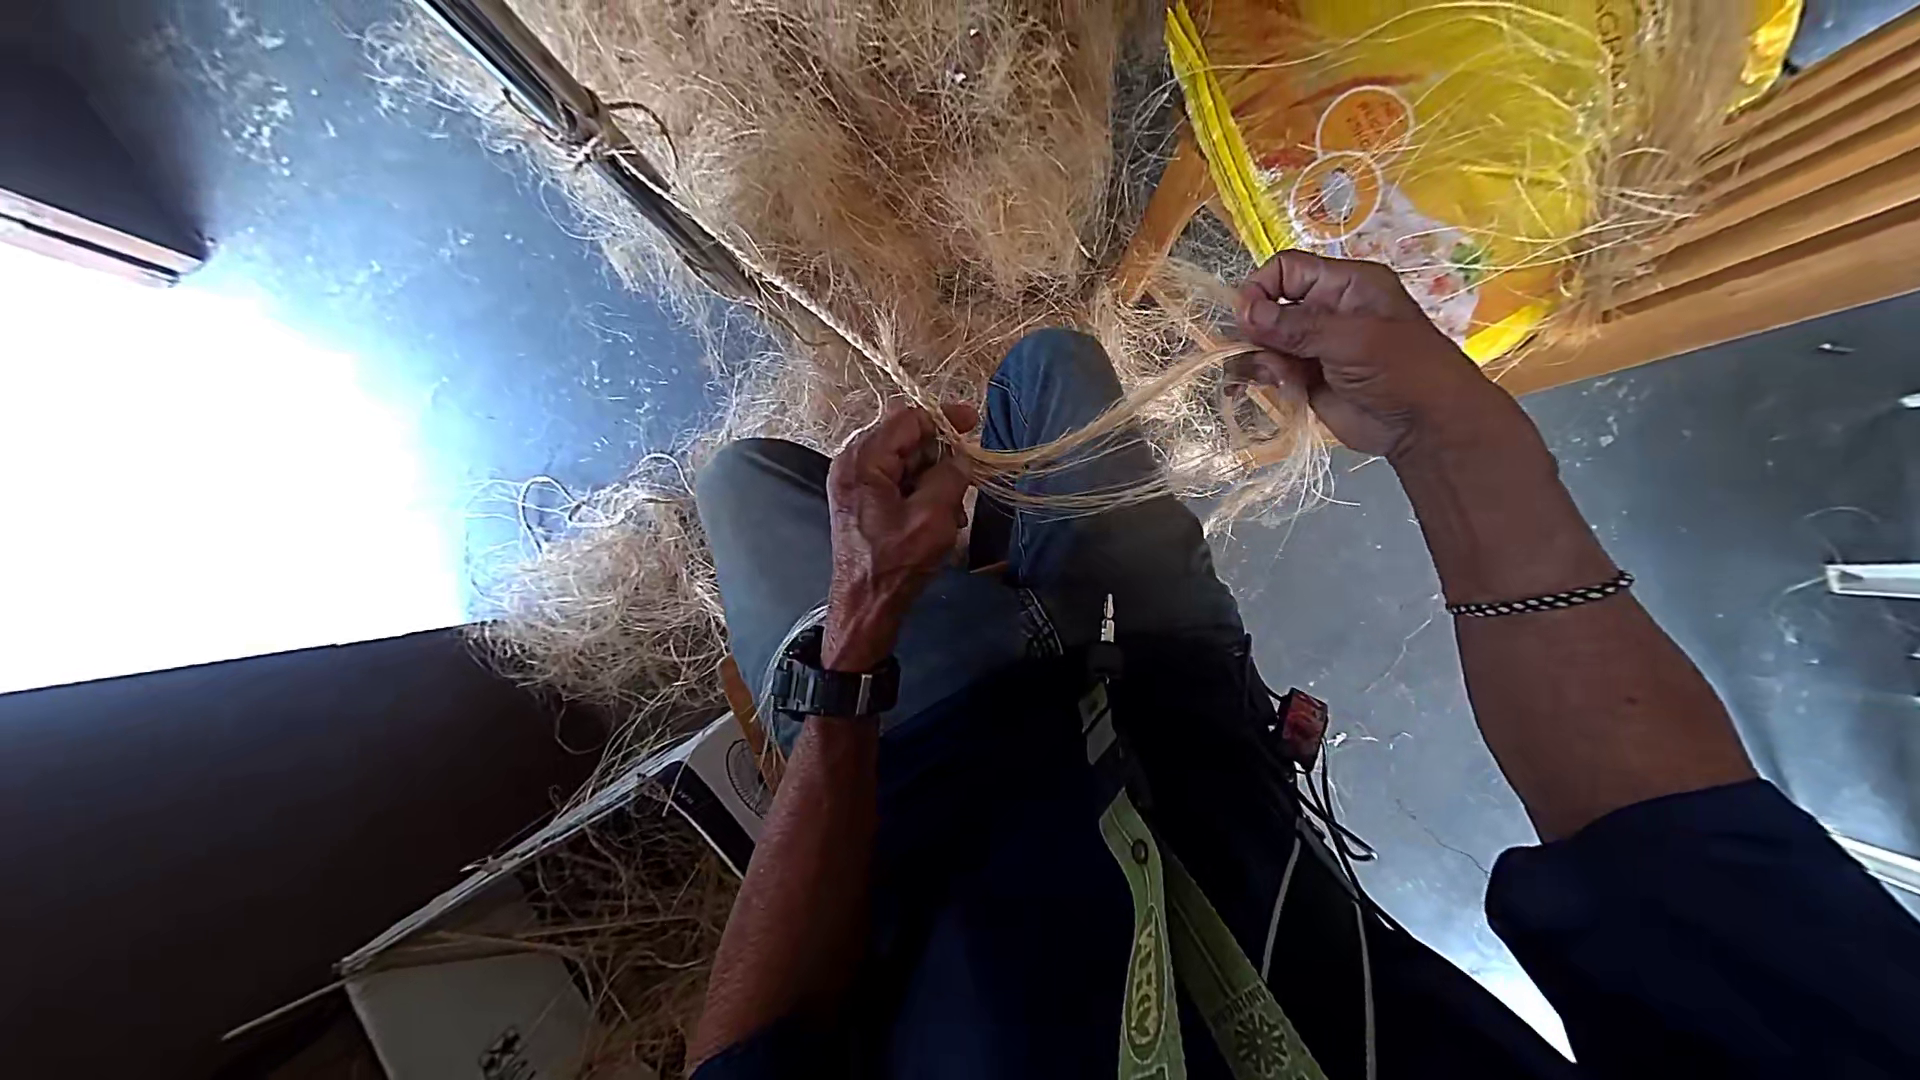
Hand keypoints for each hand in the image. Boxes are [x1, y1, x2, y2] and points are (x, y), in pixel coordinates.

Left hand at [823, 403, 977, 670]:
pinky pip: (897, 480)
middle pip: (905, 438)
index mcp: (862, 461)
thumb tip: (962, 457)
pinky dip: (922, 490)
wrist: (866, 605)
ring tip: (956, 506)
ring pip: (904, 461)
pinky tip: (942, 516)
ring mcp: (855, 483)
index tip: (974, 423)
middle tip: (970, 470)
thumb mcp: (932, 516)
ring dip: (935, 476)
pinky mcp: (862, 501)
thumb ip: (950, 476)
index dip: (943, 418)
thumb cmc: (895, 562)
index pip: (907, 419)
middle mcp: (852, 464)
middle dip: (941, 453)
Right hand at [1233, 250, 1522, 459]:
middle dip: (1256, 329)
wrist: (1422, 427)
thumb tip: (1246, 314)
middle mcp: (1324, 310)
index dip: (1260, 289)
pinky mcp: (1302, 376)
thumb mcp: (1353, 341)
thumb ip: (1297, 327)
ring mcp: (1311, 345)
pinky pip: (1267, 368)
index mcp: (1344, 286)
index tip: (1248, 320)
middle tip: (1264, 354)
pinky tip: (1275, 387)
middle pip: (1268, 306)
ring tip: (1277, 377)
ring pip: (1262, 340)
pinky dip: (1261, 376)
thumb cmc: (1402, 371)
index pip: (1286, 270)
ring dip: (1258, 358)